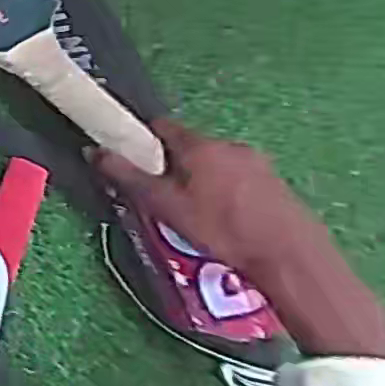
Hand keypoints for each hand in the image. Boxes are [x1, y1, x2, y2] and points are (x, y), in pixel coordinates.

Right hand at [93, 119, 384, 360]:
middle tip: (155, 190)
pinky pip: (234, 175)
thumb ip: (123, 173)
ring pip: (211, 161)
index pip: (160, 126)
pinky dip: (219, 187)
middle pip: (186, 144)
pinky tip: (217, 214)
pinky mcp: (275, 182)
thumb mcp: (160, 203)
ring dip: (194, 176)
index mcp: (200, 145)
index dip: (139, 139)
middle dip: (167, 162)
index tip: (129, 158)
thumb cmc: (219, 228)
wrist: (291, 259)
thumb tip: (93, 150)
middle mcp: (231, 146)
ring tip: (186, 206)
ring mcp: (259, 164)